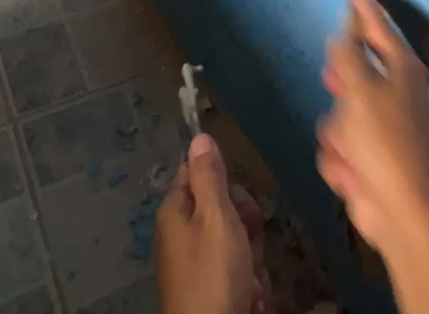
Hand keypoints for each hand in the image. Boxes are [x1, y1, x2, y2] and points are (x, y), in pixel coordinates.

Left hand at [157, 133, 260, 313]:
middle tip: (249, 237)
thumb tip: (200, 136)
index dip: (225, 183)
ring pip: (237, 239)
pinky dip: (249, 279)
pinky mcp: (211, 286)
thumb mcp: (214, 216)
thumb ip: (210, 176)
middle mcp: (182, 232)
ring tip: (250, 275)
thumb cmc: (212, 273)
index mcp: (176, 210)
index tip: (240, 201)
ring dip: (252, 254)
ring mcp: (197, 262)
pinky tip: (251, 293)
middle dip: (246, 222)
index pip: (198, 173)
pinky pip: (237, 268)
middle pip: (223, 207)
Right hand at [317, 0, 428, 256]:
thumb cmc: (386, 141)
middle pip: (354, 72)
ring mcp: (380, 129)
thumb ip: (347, 57)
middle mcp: (393, 94)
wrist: (403, 211)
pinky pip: (338, 145)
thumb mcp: (361, 89)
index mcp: (400, 69)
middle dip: (340, 86)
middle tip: (333, 85)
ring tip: (350, 149)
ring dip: (337, 133)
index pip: (379, 29)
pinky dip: (340, 159)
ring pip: (338, 114)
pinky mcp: (367, 159)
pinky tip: (352, 173)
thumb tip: (342, 36)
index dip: (363, 12)